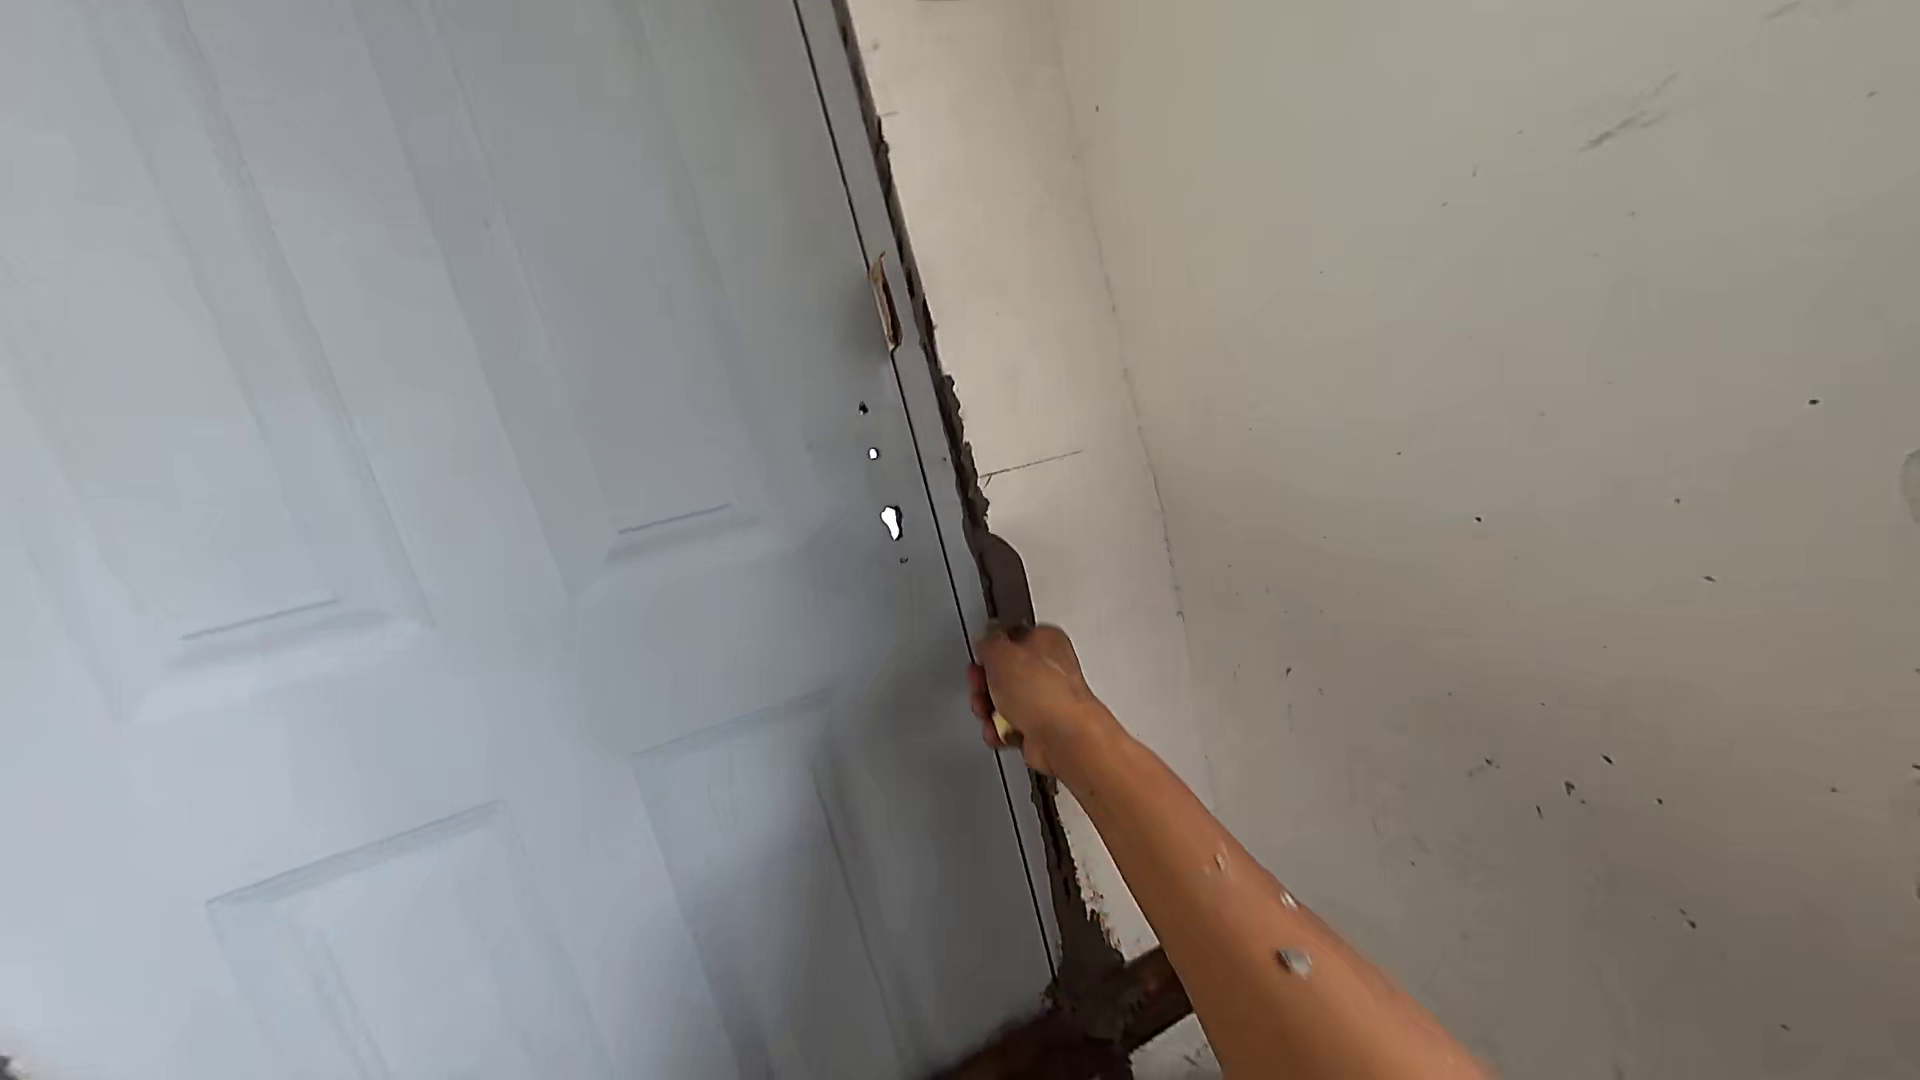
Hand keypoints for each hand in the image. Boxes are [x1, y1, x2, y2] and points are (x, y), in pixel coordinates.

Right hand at [967, 624, 1122, 777]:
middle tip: (982, 689)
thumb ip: (988, 642)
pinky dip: (1000, 730)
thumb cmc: (1044, 692)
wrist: (1060, 737)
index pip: (1012, 637)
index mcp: (1046, 640)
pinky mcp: (1042, 728)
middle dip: (985, 684)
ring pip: (1005, 702)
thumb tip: (985, 646)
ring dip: (989, 709)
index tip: (981, 659)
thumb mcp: (1000, 652)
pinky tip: (999, 730)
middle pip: (1005, 673)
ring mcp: (1047, 701)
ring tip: (989, 713)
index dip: (991, 648)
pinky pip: (1011, 726)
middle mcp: (1050, 669)